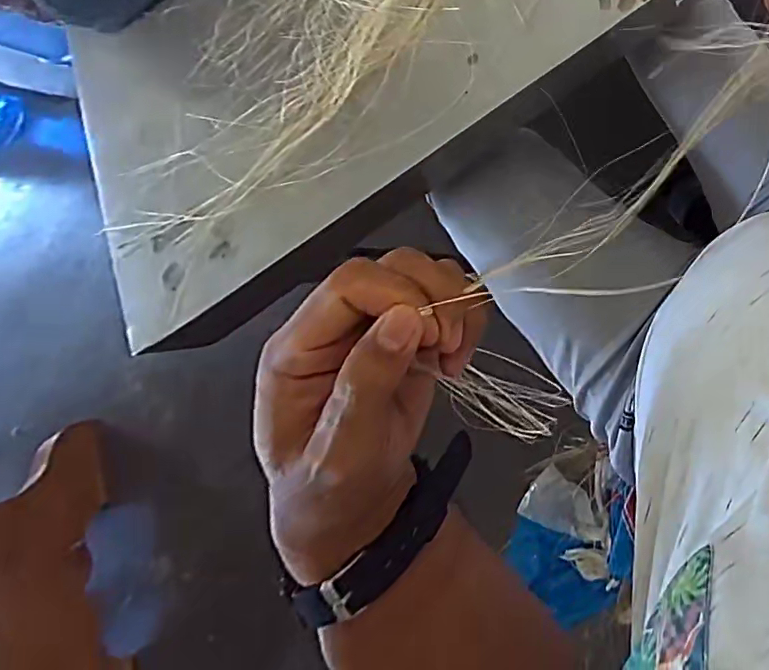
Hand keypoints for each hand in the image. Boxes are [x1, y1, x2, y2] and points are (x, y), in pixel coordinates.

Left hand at [253, 249, 487, 584]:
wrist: (355, 503)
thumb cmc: (333, 485)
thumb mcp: (343, 448)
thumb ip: (367, 383)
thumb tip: (404, 318)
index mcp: (299, 345)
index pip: (353, 282)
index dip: (399, 297)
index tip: (425, 341)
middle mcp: (337, 323)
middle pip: (397, 265)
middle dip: (435, 298)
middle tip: (444, 347)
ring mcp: (377, 322)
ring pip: (428, 271)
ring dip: (457, 306)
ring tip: (452, 353)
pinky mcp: (412, 328)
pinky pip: (452, 293)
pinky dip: (469, 316)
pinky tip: (458, 353)